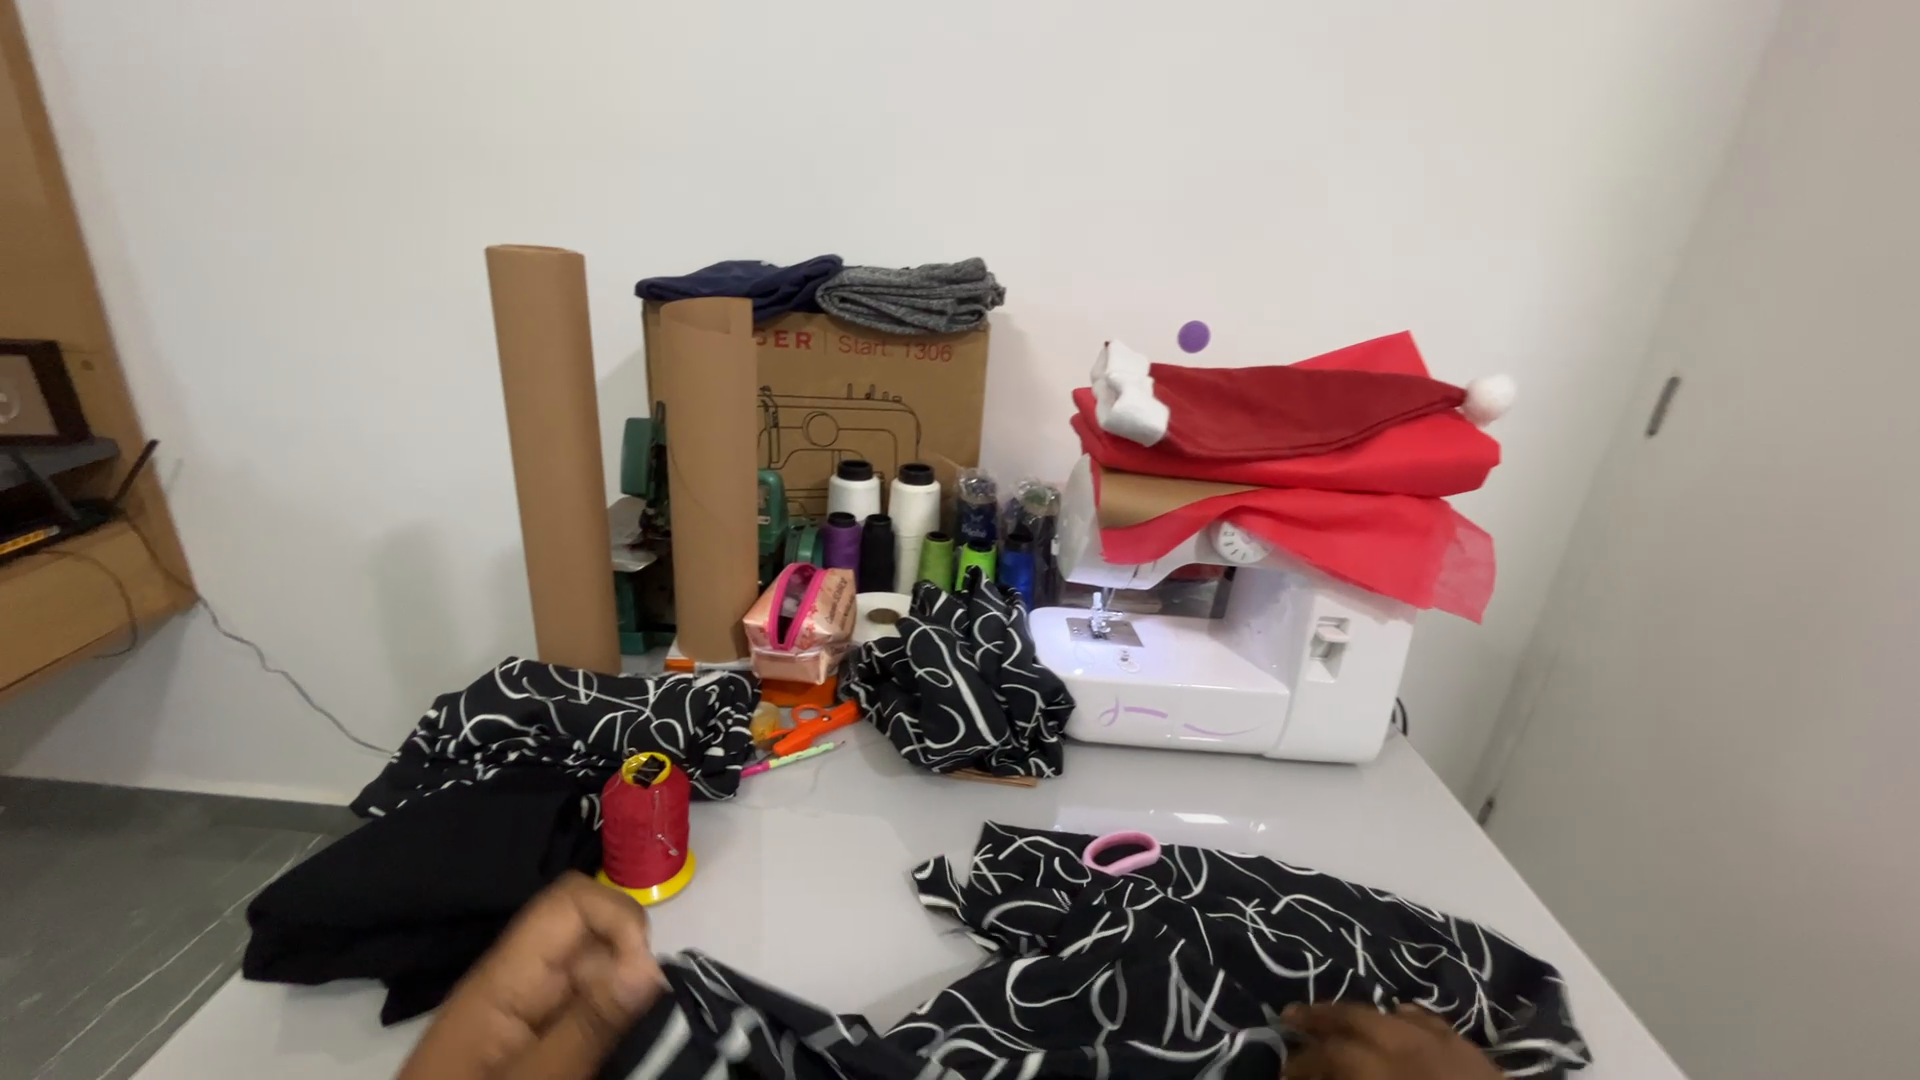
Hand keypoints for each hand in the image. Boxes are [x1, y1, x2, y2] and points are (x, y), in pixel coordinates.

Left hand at [398, 872, 664, 1079]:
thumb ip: (586, 1028)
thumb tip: (650, 966)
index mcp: (503, 980)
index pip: (570, 901)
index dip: (616, 917)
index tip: (641, 973)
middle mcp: (517, 982)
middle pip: (591, 930)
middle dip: (630, 960)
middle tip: (643, 1017)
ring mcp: (526, 1012)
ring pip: (597, 967)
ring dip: (627, 994)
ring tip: (635, 1041)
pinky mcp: (535, 1040)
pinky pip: (587, 1005)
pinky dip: (613, 1020)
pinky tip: (621, 1052)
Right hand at [1282, 1003, 1502, 1079]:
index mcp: (1390, 1078)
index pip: (1335, 1058)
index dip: (1303, 1065)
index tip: (1283, 1075)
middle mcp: (1415, 1055)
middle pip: (1356, 1020)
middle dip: (1319, 1019)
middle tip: (1289, 1020)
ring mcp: (1450, 1053)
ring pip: (1391, 1016)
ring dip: (1356, 1014)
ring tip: (1333, 1016)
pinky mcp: (1478, 1059)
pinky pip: (1433, 1024)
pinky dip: (1406, 1019)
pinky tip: (1395, 1018)